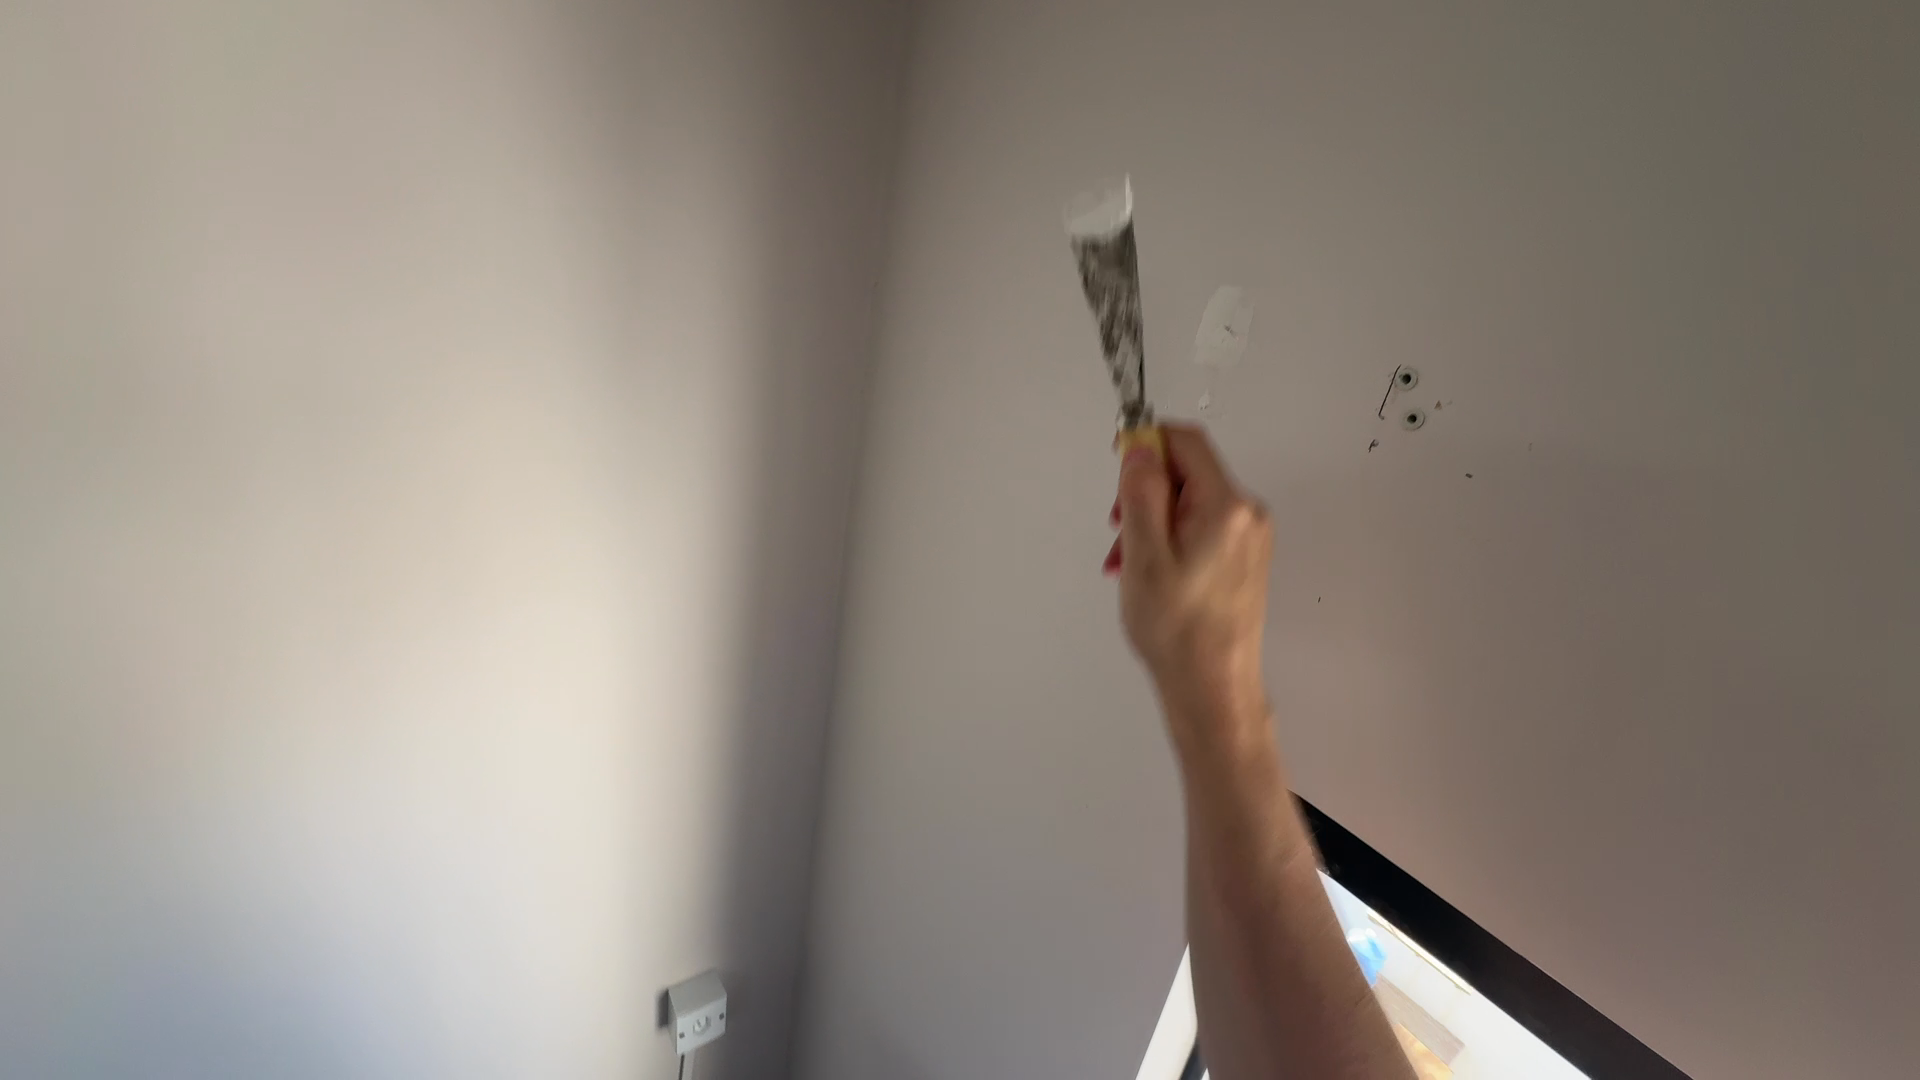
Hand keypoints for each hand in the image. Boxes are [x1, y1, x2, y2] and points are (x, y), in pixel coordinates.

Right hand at [1104, 424, 1273, 739]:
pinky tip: (1145, 571)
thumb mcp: (1145, 556)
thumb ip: (1141, 494)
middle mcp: (1246, 515)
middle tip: (1116, 529)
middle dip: (1143, 491)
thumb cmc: (1177, 630)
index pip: (1186, 442)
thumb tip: (1140, 446)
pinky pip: (1198, 527)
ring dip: (1149, 520)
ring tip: (1125, 562)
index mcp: (1226, 507)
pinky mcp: (1242, 558)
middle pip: (1186, 473)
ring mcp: (1247, 538)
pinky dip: (1166, 538)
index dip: (1147, 441)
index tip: (1117, 458)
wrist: (1212, 686)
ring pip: (1188, 503)